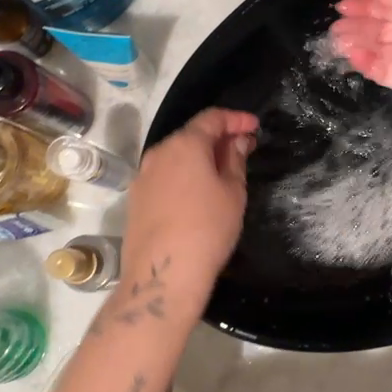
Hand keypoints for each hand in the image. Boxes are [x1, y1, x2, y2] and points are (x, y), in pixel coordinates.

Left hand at [120, 107, 258, 301]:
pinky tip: (197, 195)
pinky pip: (164, 177)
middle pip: (190, 136)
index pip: (211, 118)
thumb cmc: (208, 228)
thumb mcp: (233, 193)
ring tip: (221, 174)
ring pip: (175, 158)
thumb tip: (236, 142)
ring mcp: (142, 177)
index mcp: (184, 145)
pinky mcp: (136, 200)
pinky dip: (183, 177)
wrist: (164, 273)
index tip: (255, 126)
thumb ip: (235, 161)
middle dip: (217, 139)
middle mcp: (158, 154)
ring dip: (199, 159)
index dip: (236, 119)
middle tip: (242, 150)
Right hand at [329, 0, 391, 117]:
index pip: (391, 2)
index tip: (344, 5)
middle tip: (335, 25)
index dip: (367, 3)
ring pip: (378, 47)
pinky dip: (366, 62)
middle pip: (381, 25)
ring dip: (357, 41)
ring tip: (336, 40)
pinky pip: (381, 69)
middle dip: (358, 24)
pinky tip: (350, 55)